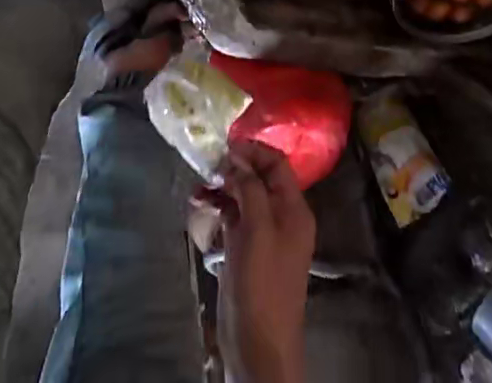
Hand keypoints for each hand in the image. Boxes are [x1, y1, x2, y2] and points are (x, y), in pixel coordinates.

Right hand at [204, 140, 315, 382]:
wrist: (259, 346)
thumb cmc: (261, 284)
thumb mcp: (257, 231)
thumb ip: (251, 191)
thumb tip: (237, 158)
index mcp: (294, 209)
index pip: (277, 165)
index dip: (253, 151)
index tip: (224, 144)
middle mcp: (283, 217)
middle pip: (260, 180)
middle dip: (235, 169)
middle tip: (206, 165)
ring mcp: (265, 236)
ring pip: (245, 200)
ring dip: (224, 190)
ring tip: (197, 187)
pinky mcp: (247, 254)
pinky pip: (236, 221)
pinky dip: (220, 211)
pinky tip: (200, 207)